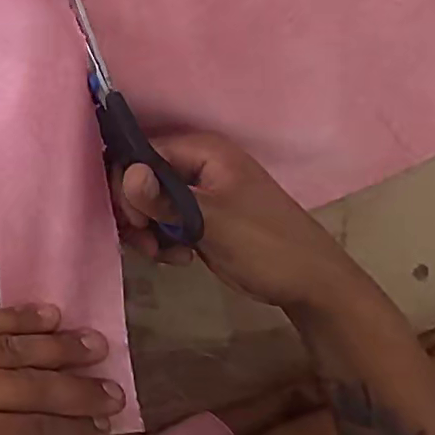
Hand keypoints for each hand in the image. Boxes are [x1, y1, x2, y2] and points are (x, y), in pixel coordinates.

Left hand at [0, 304, 124, 434]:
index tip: (108, 424)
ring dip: (59, 346)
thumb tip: (78, 429)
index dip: (76, 429)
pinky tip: (53, 316)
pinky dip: (21, 318)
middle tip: (113, 387)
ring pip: (12, 347)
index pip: (34, 432)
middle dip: (78, 388)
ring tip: (95, 344)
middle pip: (29, 386)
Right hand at [114, 130, 360, 307]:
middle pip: (142, 179)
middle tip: (146, 243)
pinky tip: (178, 258)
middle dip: (138, 212)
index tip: (134, 220)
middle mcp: (198, 165)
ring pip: (149, 203)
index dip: (129, 184)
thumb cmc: (266, 244)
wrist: (309, 283)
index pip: (144, 153)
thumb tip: (125, 173)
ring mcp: (198, 192)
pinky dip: (162, 240)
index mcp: (204, 151)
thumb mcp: (212, 222)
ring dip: (148, 231)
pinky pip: (163, 221)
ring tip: (163, 255)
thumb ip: (166, 199)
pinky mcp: (198, 218)